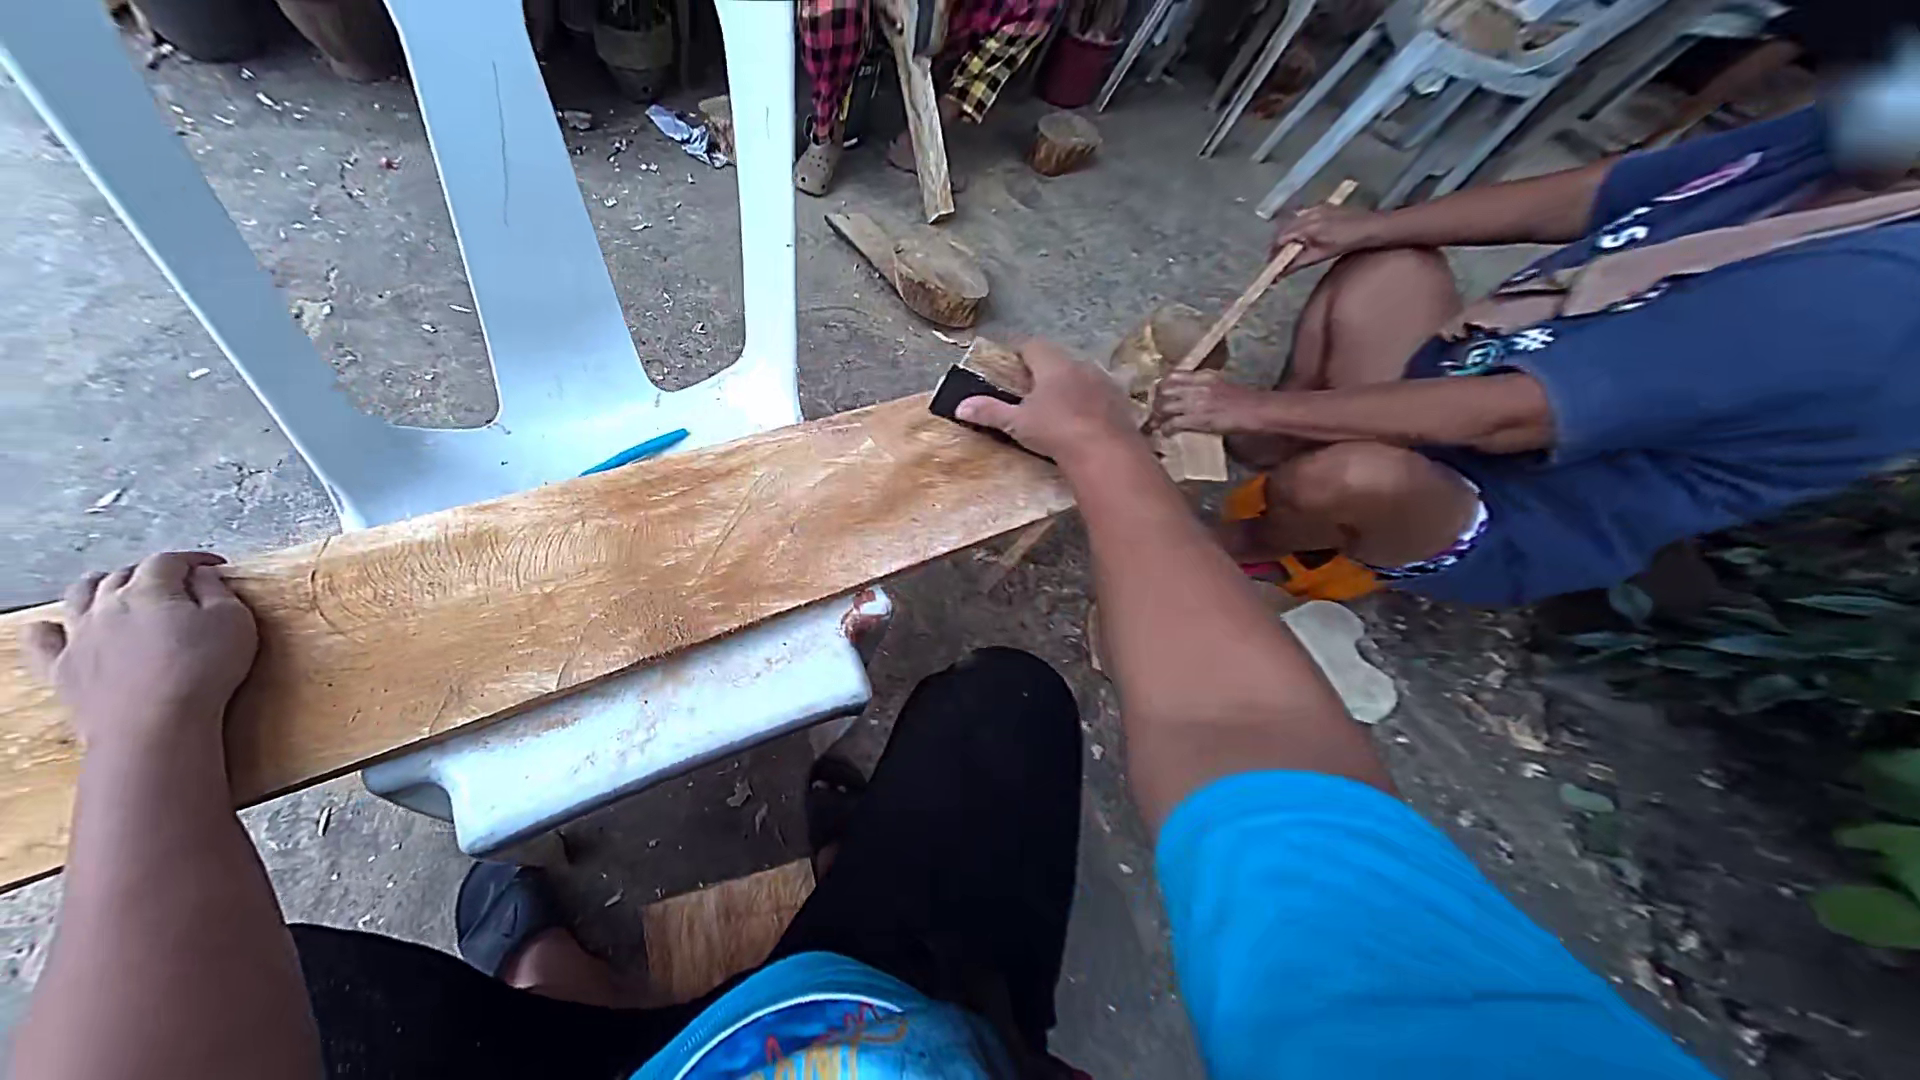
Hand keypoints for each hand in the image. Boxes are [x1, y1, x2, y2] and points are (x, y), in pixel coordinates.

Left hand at [20, 552, 257, 751]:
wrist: (153, 719)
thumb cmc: (205, 665)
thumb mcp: (232, 620)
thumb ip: (217, 592)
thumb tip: (202, 575)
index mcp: (149, 592)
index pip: (167, 561)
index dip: (193, 559)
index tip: (215, 565)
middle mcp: (105, 606)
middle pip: (121, 576)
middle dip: (150, 571)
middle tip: (177, 578)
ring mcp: (78, 636)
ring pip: (78, 597)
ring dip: (99, 586)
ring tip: (117, 588)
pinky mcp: (61, 666)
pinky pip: (43, 640)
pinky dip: (47, 628)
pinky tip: (49, 626)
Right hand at [954, 339, 1144, 465]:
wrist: (1106, 452)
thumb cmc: (1056, 431)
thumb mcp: (1017, 423)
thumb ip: (989, 411)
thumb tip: (960, 406)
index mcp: (1053, 364)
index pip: (1032, 345)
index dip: (1019, 350)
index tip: (1010, 360)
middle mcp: (1081, 365)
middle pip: (1058, 359)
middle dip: (1044, 369)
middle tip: (1029, 387)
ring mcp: (1104, 383)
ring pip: (1081, 376)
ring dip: (1068, 385)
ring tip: (1056, 405)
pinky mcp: (1120, 403)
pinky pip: (1099, 395)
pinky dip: (1088, 402)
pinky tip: (1082, 420)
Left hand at [1154, 371, 1280, 434]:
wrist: (1257, 410)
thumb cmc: (1242, 400)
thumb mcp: (1219, 384)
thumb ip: (1201, 386)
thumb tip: (1186, 392)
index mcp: (1202, 376)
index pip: (1172, 375)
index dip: (1161, 386)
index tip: (1159, 395)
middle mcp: (1196, 386)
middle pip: (1163, 390)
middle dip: (1156, 402)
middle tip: (1155, 412)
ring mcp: (1196, 403)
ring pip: (1164, 407)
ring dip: (1158, 417)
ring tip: (1158, 424)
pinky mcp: (1198, 419)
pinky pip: (1173, 423)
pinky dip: (1166, 429)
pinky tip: (1167, 433)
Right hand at [1271, 204, 1387, 270]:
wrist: (1371, 226)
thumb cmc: (1346, 243)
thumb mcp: (1319, 256)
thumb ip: (1296, 263)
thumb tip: (1278, 275)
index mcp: (1306, 226)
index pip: (1280, 238)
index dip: (1274, 252)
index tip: (1272, 263)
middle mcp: (1308, 214)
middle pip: (1284, 229)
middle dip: (1278, 243)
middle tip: (1278, 258)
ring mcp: (1316, 208)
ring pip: (1292, 221)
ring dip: (1287, 234)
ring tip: (1289, 248)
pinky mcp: (1324, 206)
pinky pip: (1303, 215)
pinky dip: (1297, 226)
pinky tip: (1303, 235)